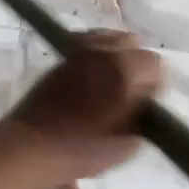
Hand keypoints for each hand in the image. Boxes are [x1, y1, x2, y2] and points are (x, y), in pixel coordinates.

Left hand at [5, 30, 163, 180]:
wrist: (32, 146)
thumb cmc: (82, 149)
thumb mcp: (126, 142)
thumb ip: (143, 118)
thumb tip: (145, 108)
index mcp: (124, 71)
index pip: (156, 65)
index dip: (155, 86)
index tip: (147, 105)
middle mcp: (102, 52)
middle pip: (133, 44)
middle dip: (136, 65)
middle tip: (130, 92)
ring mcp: (77, 51)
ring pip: (108, 38)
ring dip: (115, 55)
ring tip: (110, 83)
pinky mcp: (59, 58)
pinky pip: (85, 43)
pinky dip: (93, 54)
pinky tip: (90, 75)